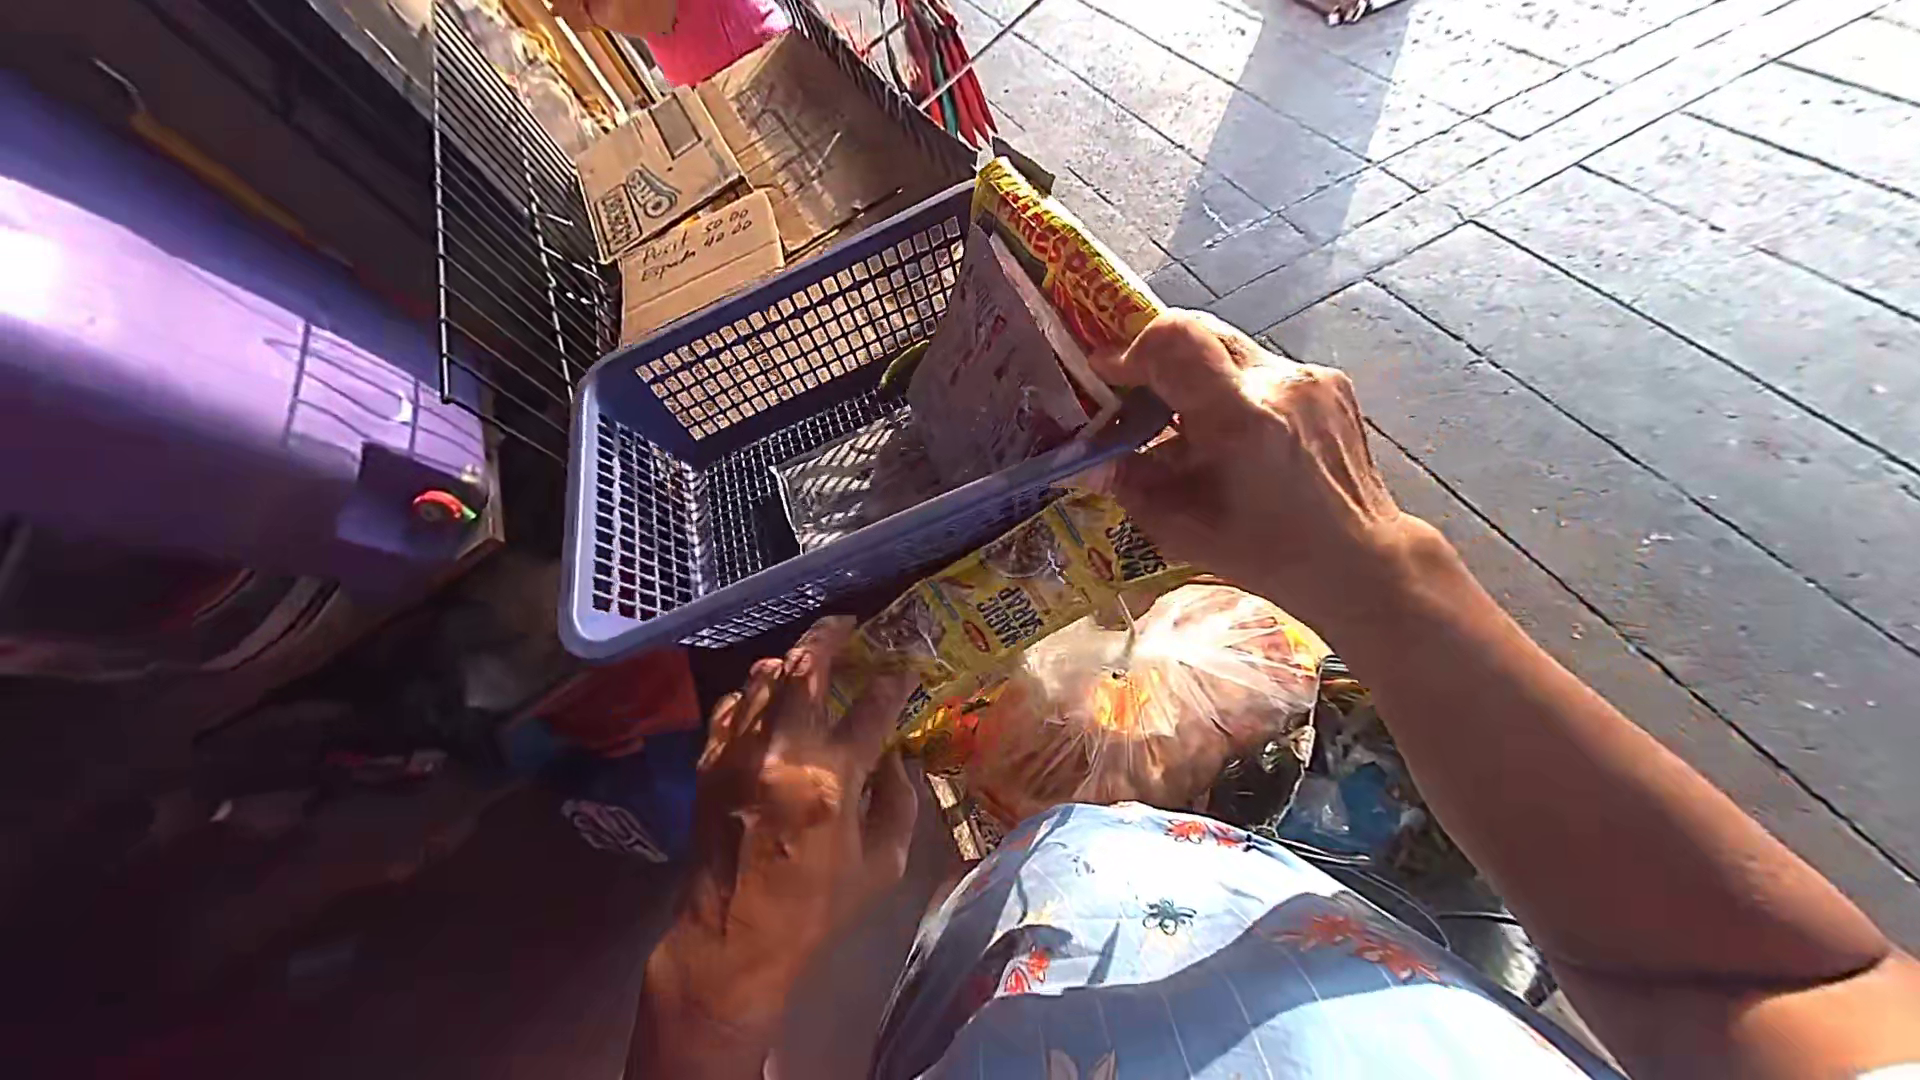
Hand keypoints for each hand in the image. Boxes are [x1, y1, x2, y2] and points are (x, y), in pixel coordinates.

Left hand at [638, 617, 917, 1076]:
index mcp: (831, 779)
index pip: (873, 707)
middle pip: (806, 667)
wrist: (732, 941)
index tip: (903, 671)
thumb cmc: (816, 907)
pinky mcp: (711, 763)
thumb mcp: (882, 865)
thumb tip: (896, 755)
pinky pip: (733, 705)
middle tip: (847, 626)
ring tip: (809, 660)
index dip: (893, 682)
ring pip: (764, 676)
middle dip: (830, 636)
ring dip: (791, 661)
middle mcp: (783, 752)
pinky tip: (769, 699)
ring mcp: (739, 753)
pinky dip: (754, 693)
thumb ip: (899, 801)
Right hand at [1093, 311, 1435, 635]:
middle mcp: (1279, 383)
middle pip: (1200, 330)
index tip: (1107, 371)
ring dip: (1193, 375)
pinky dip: (1230, 389)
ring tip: (1185, 422)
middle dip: (1156, 356)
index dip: (1131, 348)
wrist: (1357, 558)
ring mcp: (1310, 378)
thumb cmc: (1263, 552)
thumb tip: (1084, 463)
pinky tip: (1234, 433)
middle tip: (1134, 392)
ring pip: (1229, 349)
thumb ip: (1128, 485)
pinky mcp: (1328, 383)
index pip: (1177, 340)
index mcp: (1240, 419)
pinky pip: (1259, 368)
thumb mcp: (1180, 527)